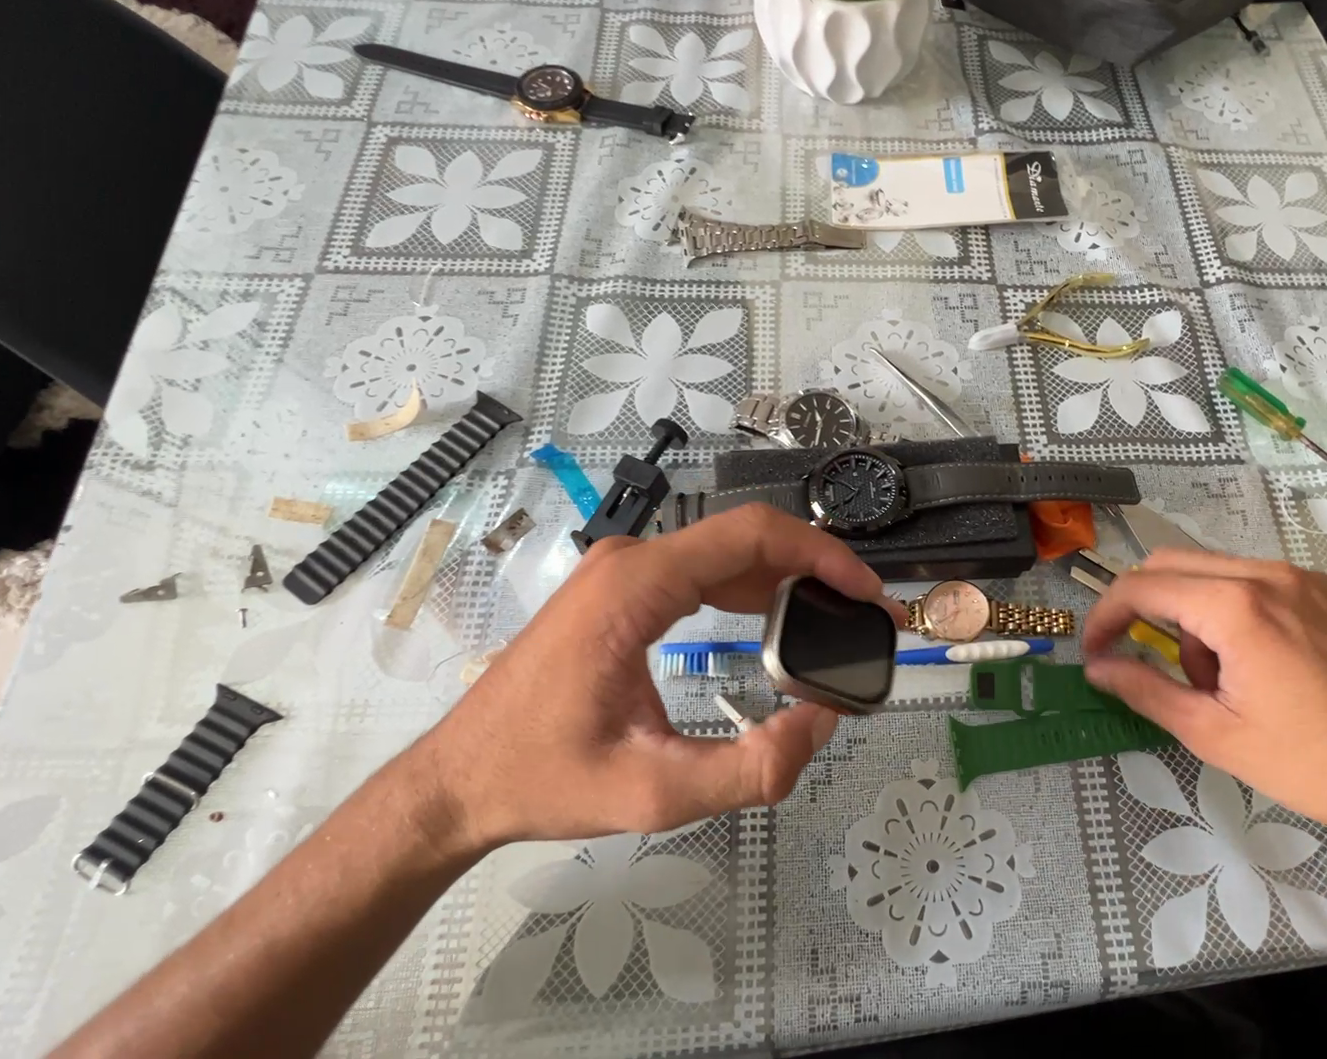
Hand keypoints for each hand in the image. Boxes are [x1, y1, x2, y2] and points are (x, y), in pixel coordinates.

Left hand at [411, 505, 882, 854]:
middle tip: (865, 614)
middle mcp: (628, 562)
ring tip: (836, 618)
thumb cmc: (544, 779)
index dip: (822, 555)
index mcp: (635, 588)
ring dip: (787, 578)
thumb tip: (823, 723)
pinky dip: (750, 589)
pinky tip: (779, 620)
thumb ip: (753, 768)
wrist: (460, 780)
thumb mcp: (656, 792)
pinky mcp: (619, 592)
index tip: (866, 592)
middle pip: (745, 537)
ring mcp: (621, 573)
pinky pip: (700, 573)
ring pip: (725, 552)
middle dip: (816, 568)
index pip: (751, 535)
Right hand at [1081, 550, 1326, 868]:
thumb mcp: (1213, 733)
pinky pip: (1254, 582)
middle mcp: (1270, 575)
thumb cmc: (1312, 765)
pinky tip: (1251, 664)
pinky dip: (1229, 611)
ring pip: (1213, 572)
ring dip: (1189, 613)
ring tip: (1213, 679)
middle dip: (1142, 608)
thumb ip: (1144, 690)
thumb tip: (1096, 668)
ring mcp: (1305, 580)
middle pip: (1172, 564)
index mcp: (1238, 607)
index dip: (1104, 616)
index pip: (1143, 587)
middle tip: (1138, 659)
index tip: (1092, 652)